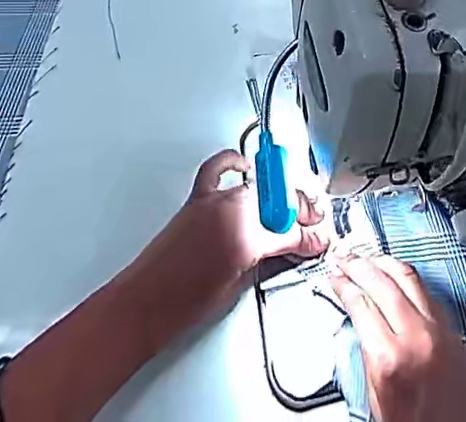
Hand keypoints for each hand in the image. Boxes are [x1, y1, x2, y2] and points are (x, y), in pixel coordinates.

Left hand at [121, 149, 328, 331]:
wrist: (147, 301)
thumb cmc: (185, 303)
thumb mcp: (240, 284)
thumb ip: (267, 258)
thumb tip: (287, 249)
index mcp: (247, 238)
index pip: (291, 229)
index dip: (310, 235)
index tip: (318, 238)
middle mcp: (230, 212)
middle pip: (277, 202)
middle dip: (299, 211)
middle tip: (311, 223)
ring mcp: (214, 202)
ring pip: (255, 186)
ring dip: (275, 193)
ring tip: (287, 203)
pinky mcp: (197, 200)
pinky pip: (217, 170)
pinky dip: (232, 162)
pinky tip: (244, 165)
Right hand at [328, 254, 465, 421]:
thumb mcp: (376, 394)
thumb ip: (368, 348)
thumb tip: (358, 312)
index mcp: (391, 358)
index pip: (359, 301)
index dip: (342, 283)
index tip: (334, 275)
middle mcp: (418, 339)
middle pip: (381, 281)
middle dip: (357, 264)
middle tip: (344, 259)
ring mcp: (442, 334)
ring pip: (408, 277)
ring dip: (383, 262)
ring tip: (368, 258)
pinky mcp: (458, 337)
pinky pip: (429, 294)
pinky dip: (408, 279)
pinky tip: (396, 277)